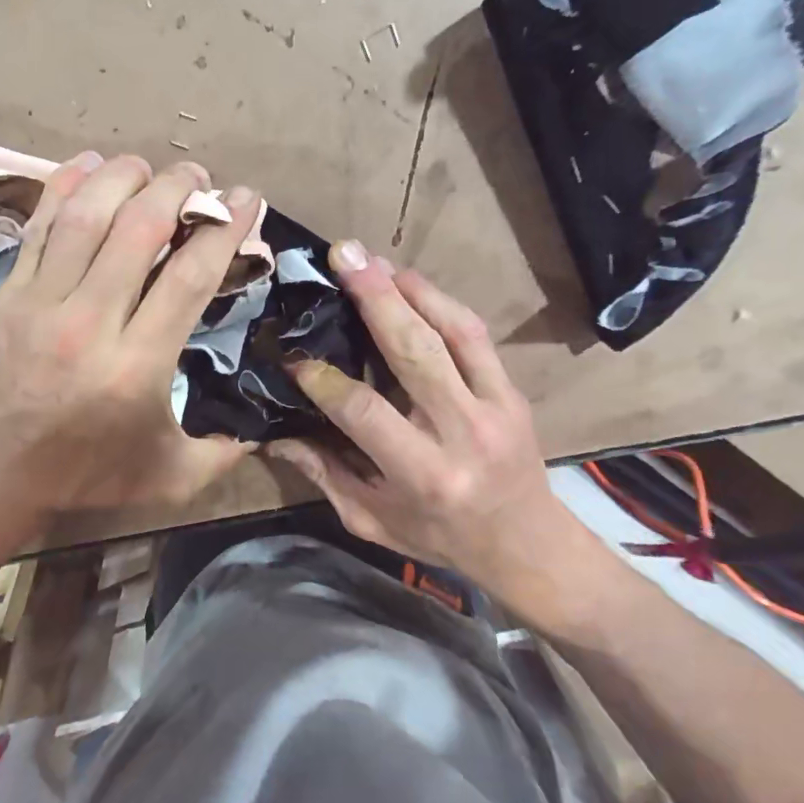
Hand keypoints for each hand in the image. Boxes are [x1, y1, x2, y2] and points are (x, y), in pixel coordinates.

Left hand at [0, 152, 261, 522]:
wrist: (4, 470)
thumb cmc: (93, 471)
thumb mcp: (172, 477)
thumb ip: (225, 452)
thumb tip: (265, 425)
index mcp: (137, 366)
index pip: (189, 277)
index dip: (224, 229)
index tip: (245, 200)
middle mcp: (90, 324)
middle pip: (138, 228)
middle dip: (177, 189)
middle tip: (198, 178)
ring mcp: (42, 302)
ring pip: (86, 215)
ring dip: (123, 177)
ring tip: (148, 167)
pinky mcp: (11, 293)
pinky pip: (40, 225)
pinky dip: (66, 186)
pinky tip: (90, 164)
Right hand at [267, 241, 555, 574]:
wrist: (529, 544)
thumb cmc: (439, 536)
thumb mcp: (372, 519)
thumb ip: (324, 475)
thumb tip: (274, 437)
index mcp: (422, 473)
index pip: (363, 410)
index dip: (323, 379)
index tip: (293, 358)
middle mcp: (461, 433)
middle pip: (414, 352)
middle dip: (373, 299)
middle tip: (341, 258)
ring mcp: (494, 406)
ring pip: (451, 332)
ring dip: (408, 289)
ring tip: (371, 259)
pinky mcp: (512, 391)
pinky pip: (476, 335)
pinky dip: (441, 302)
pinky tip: (409, 281)